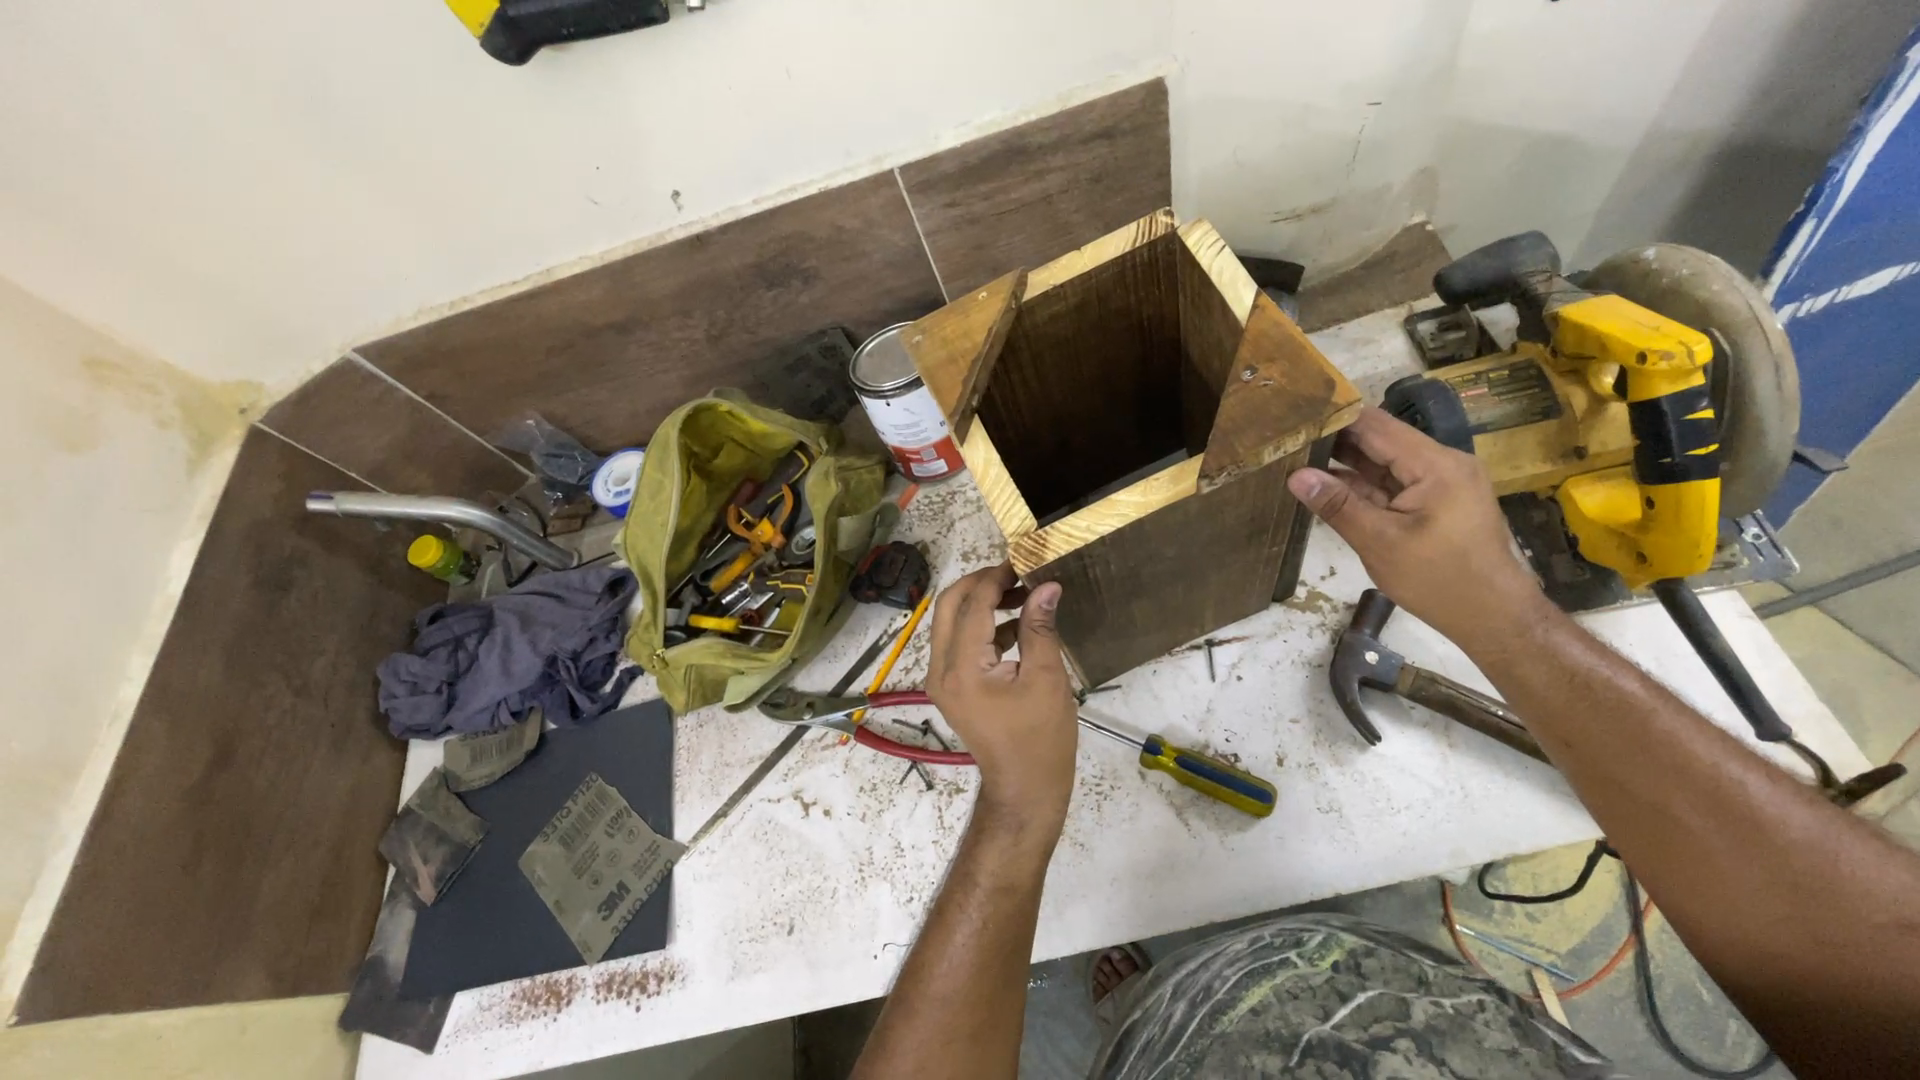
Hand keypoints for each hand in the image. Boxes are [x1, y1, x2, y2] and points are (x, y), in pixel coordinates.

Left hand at [926, 565, 1077, 836]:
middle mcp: (940, 669)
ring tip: (1023, 596)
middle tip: (1017, 575)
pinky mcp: (950, 688)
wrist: (1024, 788)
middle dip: (980, 584)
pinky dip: (982, 627)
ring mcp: (941, 680)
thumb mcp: (1047, 679)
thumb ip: (1040, 627)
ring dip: (981, 603)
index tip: (1024, 562)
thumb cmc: (1041, 739)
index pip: (972, 605)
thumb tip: (1047, 584)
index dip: (997, 578)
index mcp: (962, 668)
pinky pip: (957, 643)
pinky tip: (1017, 626)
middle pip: (948, 606)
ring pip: (949, 622)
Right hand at [1287, 406, 1553, 649]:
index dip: (1335, 417)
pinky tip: (1327, 487)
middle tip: (1287, 438)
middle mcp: (1442, 463)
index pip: (1376, 425)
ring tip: (1296, 458)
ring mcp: (1441, 482)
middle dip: (1335, 439)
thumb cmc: (1439, 579)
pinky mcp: (1437, 501)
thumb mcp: (1380, 542)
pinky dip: (1363, 484)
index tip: (1294, 416)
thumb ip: (1338, 505)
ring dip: (1345, 463)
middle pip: (1380, 439)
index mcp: (1435, 464)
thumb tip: (1295, 475)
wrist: (1493, 616)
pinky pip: (1394, 482)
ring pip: (1385, 462)